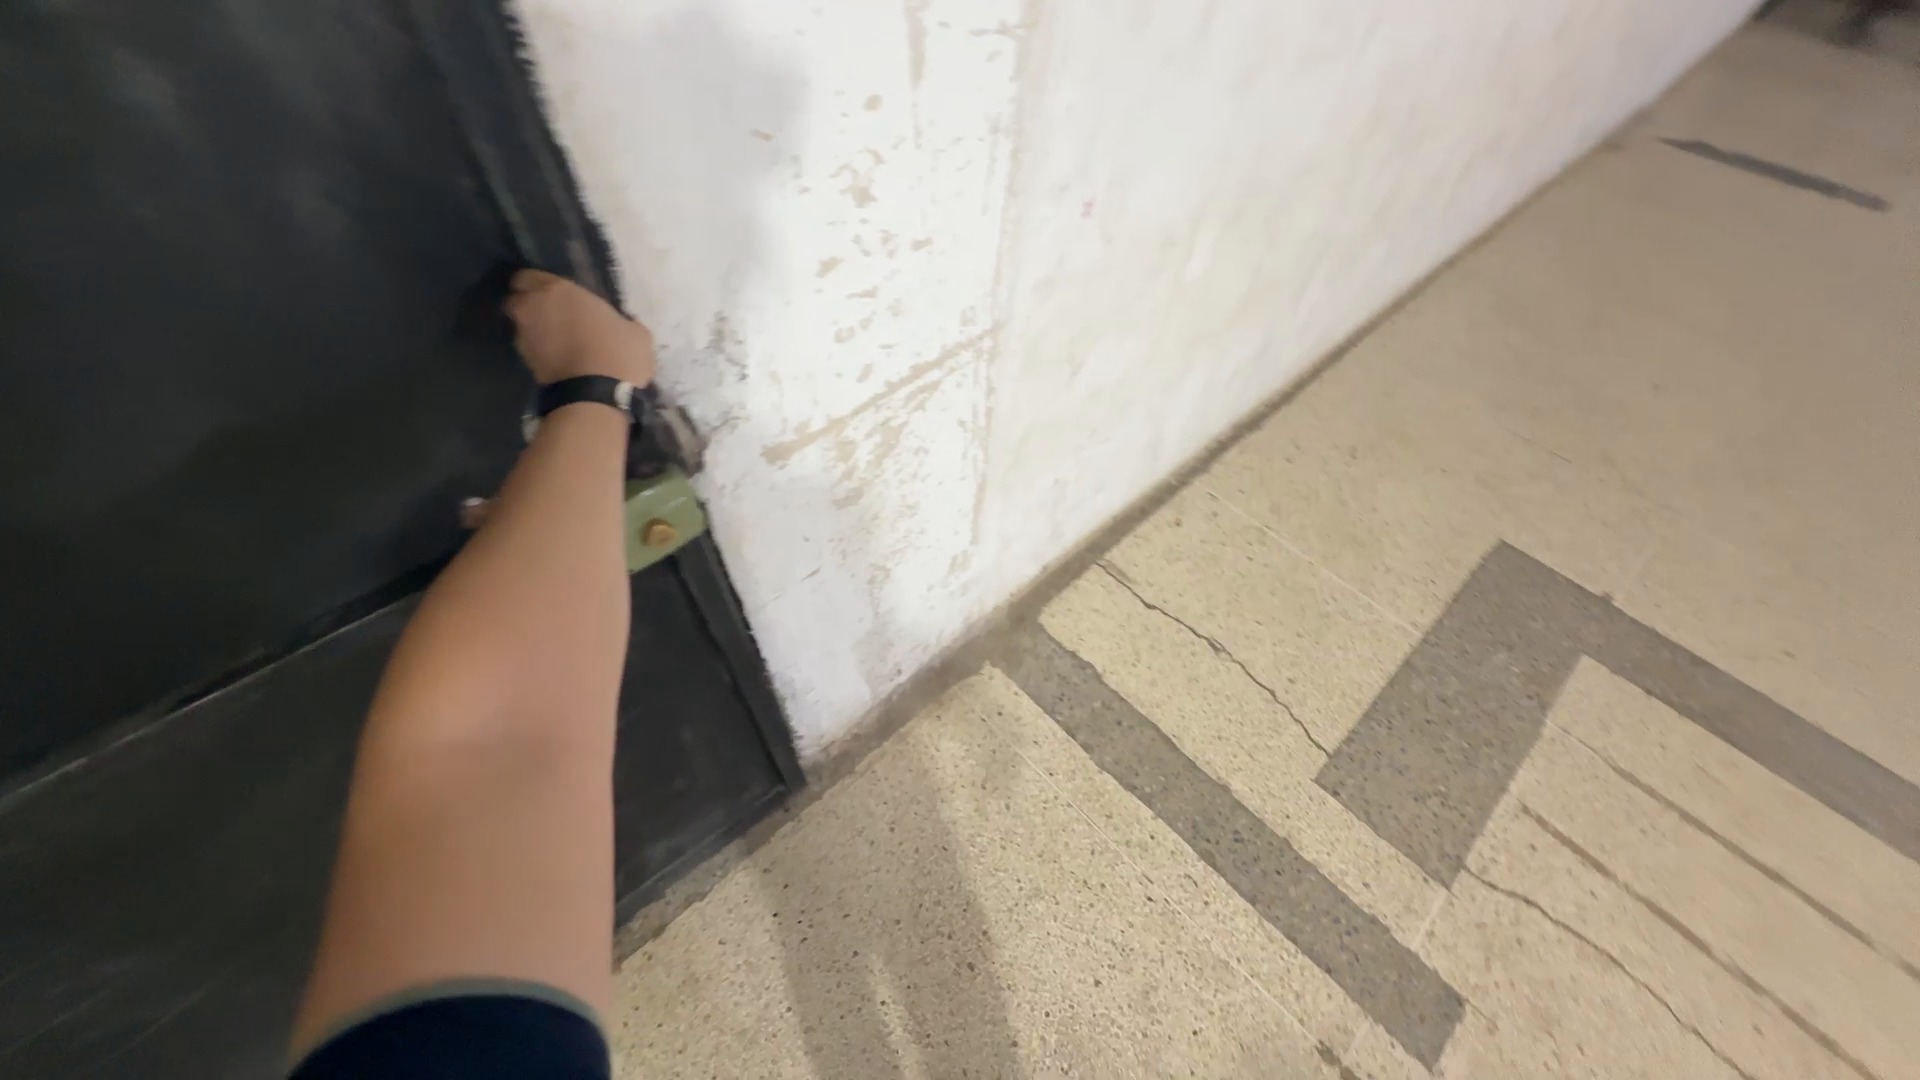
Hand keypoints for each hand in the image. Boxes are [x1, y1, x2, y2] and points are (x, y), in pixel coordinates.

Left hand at [504, 269, 656, 386]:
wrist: (596, 397)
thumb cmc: (618, 355)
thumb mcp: (636, 333)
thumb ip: (619, 320)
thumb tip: (620, 324)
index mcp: (559, 290)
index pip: (529, 276)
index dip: (542, 285)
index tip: (559, 295)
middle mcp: (533, 307)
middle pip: (517, 298)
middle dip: (529, 303)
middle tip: (552, 314)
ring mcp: (524, 335)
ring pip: (521, 324)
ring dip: (534, 328)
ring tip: (556, 340)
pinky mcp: (524, 361)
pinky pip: (529, 347)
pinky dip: (539, 350)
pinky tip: (558, 357)